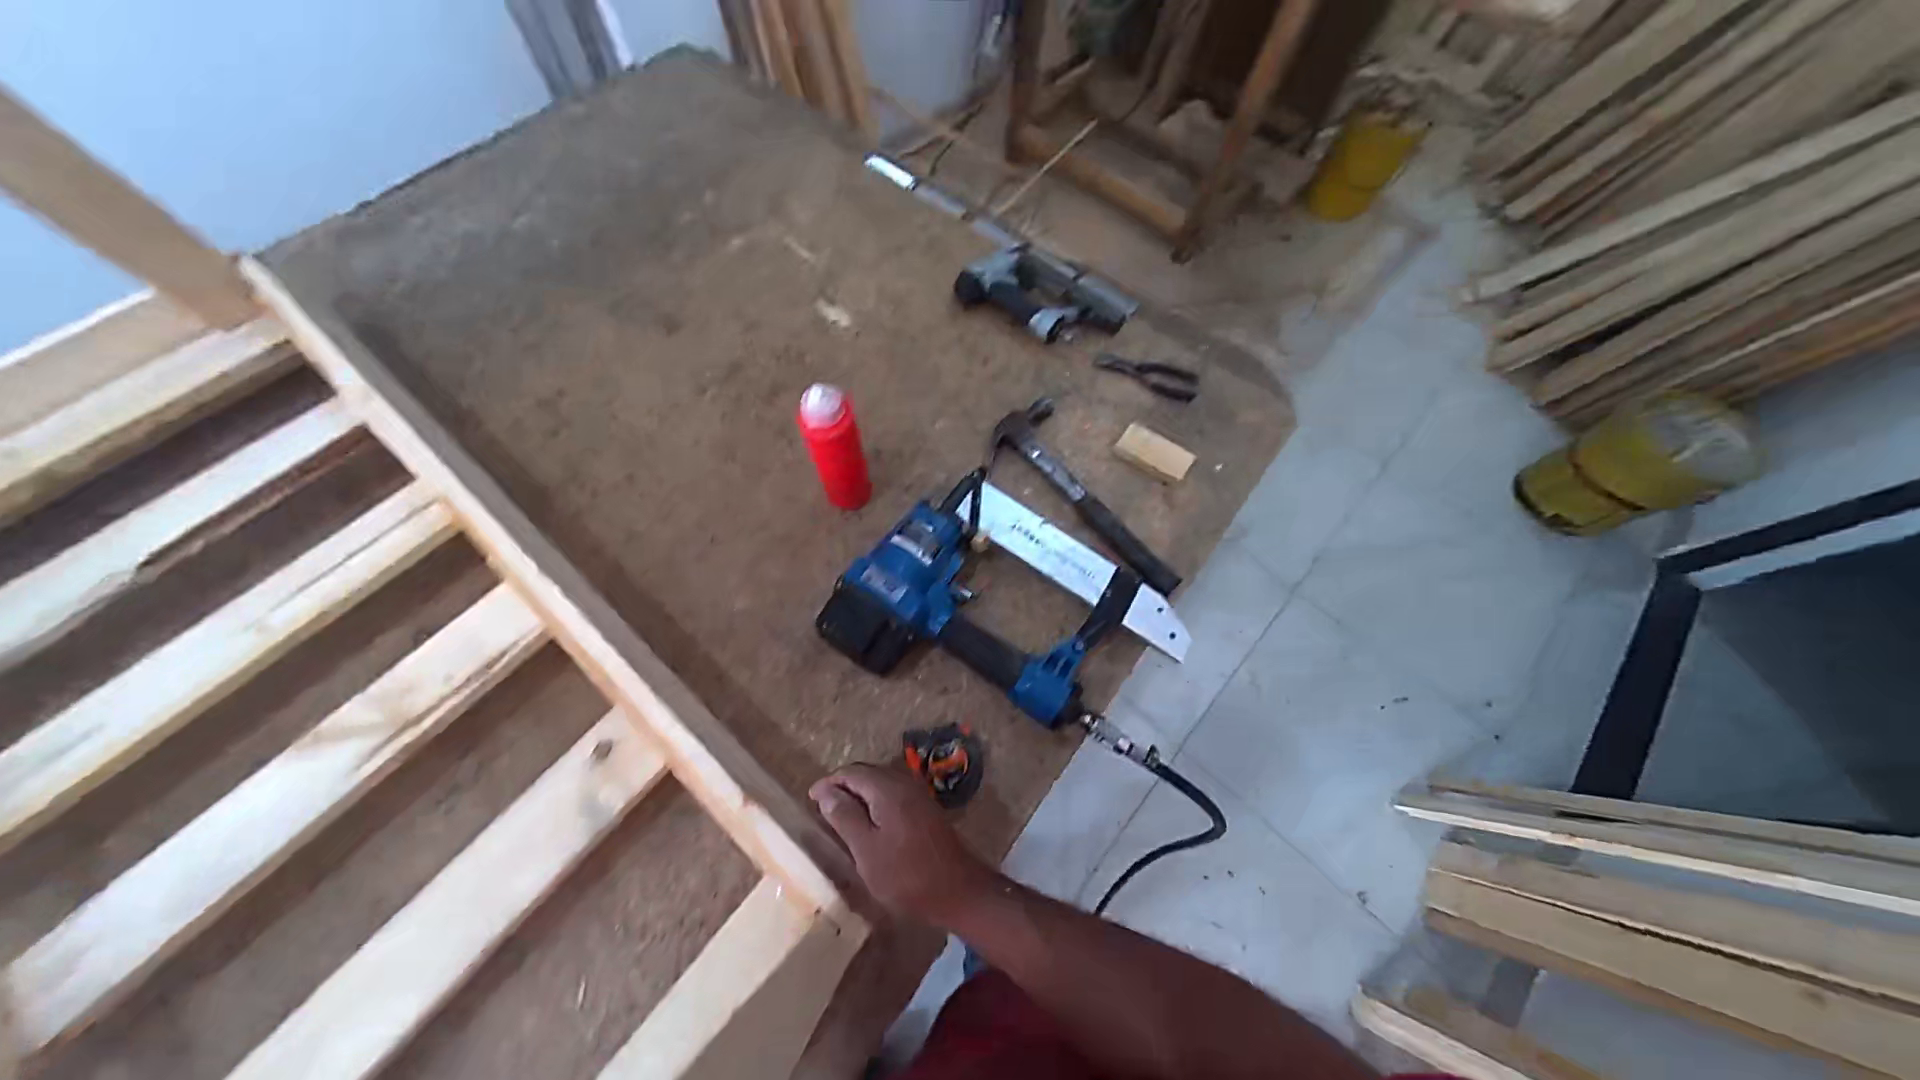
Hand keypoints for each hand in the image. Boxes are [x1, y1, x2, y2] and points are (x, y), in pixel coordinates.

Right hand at [809, 763, 999, 926]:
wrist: (959, 891)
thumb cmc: (907, 875)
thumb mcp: (867, 850)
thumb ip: (845, 817)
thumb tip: (826, 792)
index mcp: (887, 789)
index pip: (851, 772)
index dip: (829, 783)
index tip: (811, 799)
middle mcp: (904, 783)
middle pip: (867, 773)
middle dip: (843, 785)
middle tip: (823, 806)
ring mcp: (918, 794)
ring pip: (880, 783)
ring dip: (860, 793)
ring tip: (841, 814)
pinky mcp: (926, 808)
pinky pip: (893, 794)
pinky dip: (875, 801)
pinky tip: (869, 822)